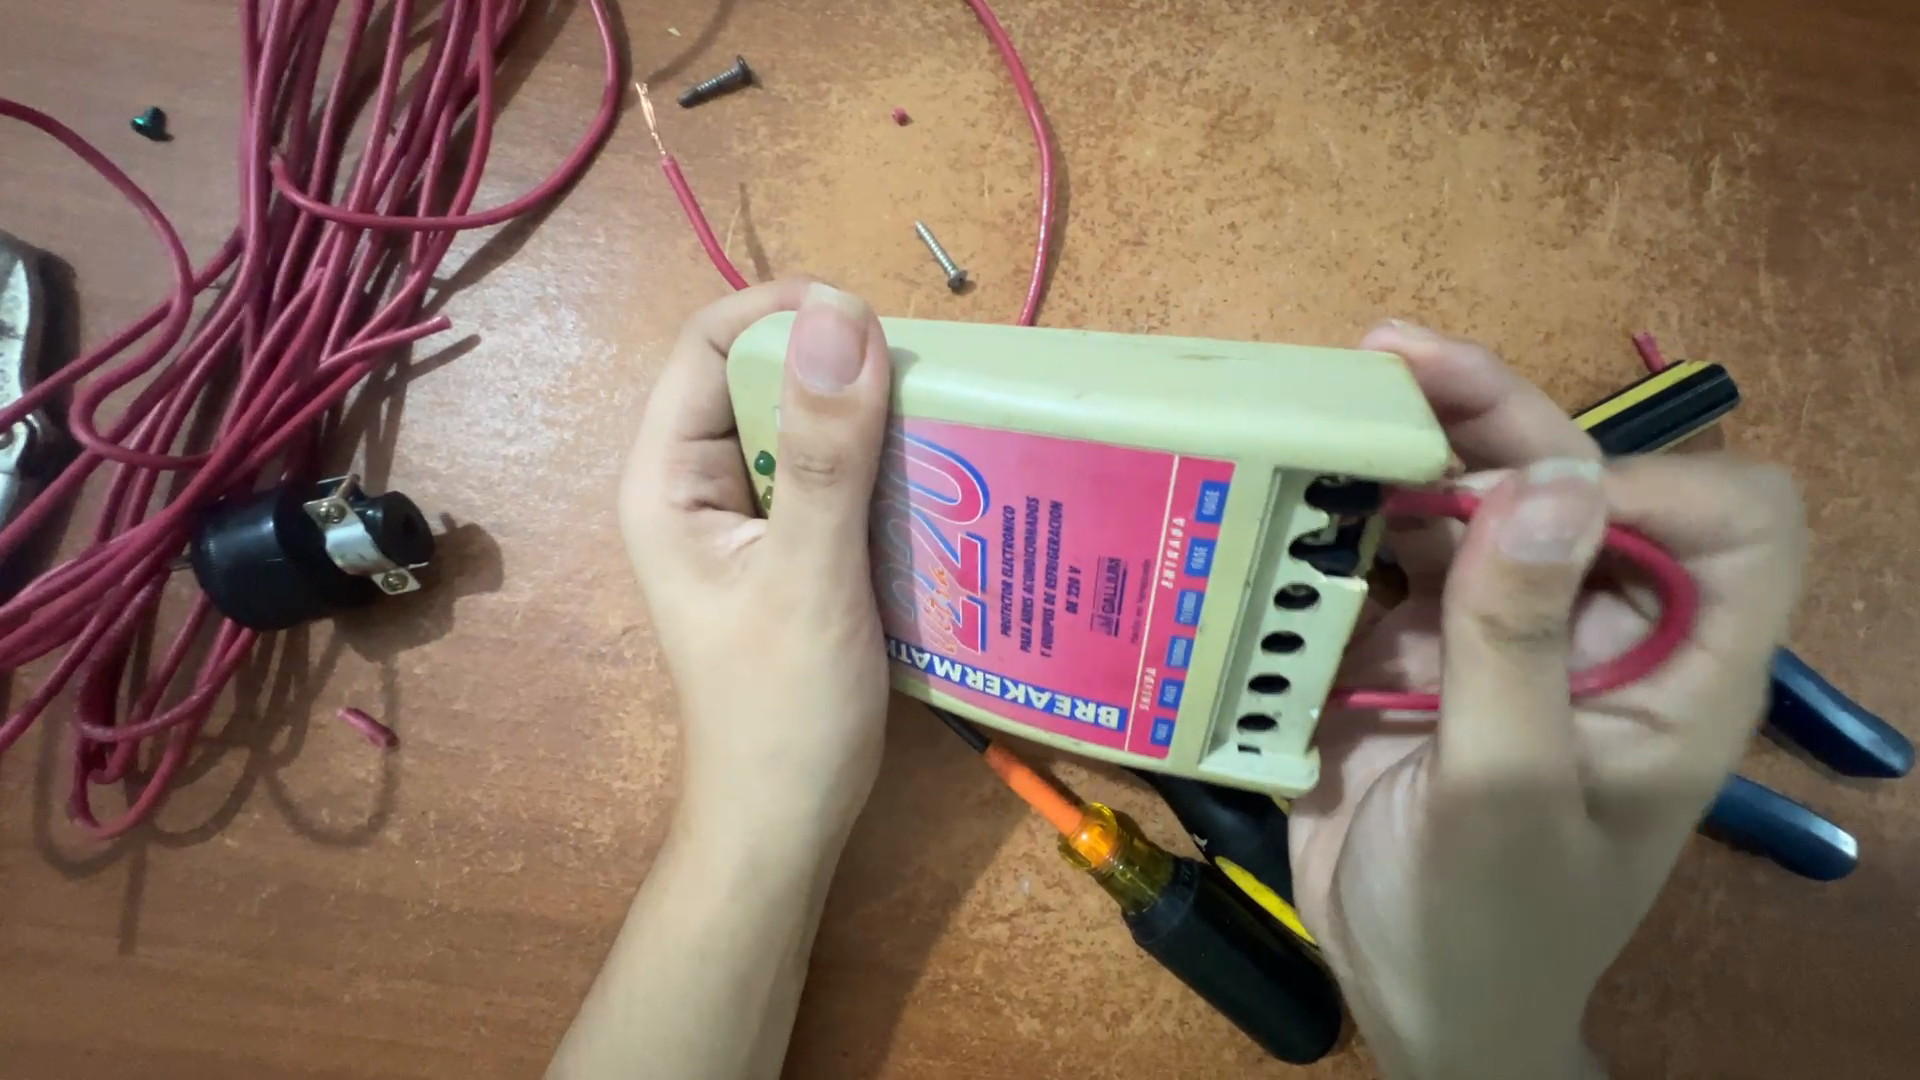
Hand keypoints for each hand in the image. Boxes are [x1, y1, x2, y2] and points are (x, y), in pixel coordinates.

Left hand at [619, 281, 895, 837]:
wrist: (789, 815)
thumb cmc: (785, 711)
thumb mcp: (809, 578)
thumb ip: (825, 455)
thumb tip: (841, 317)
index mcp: (668, 481)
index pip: (707, 348)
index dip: (782, 315)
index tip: (872, 321)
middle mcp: (701, 486)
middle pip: (761, 381)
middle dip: (838, 368)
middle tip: (923, 385)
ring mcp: (749, 519)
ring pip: (805, 428)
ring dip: (868, 419)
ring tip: (939, 427)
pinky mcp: (792, 547)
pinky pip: (833, 477)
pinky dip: (879, 467)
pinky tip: (931, 480)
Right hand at [1288, 323, 1807, 1078]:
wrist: (1402, 981)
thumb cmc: (1487, 918)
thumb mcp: (1508, 792)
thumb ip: (1520, 647)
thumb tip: (1546, 486)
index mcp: (1663, 669)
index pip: (1725, 524)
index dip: (1641, 484)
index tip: (1521, 500)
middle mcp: (1571, 629)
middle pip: (1557, 485)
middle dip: (1483, 415)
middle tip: (1386, 356)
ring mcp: (1473, 636)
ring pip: (1449, 513)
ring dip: (1388, 463)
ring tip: (1311, 419)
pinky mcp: (1389, 650)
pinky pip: (1366, 568)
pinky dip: (1326, 532)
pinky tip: (1276, 507)